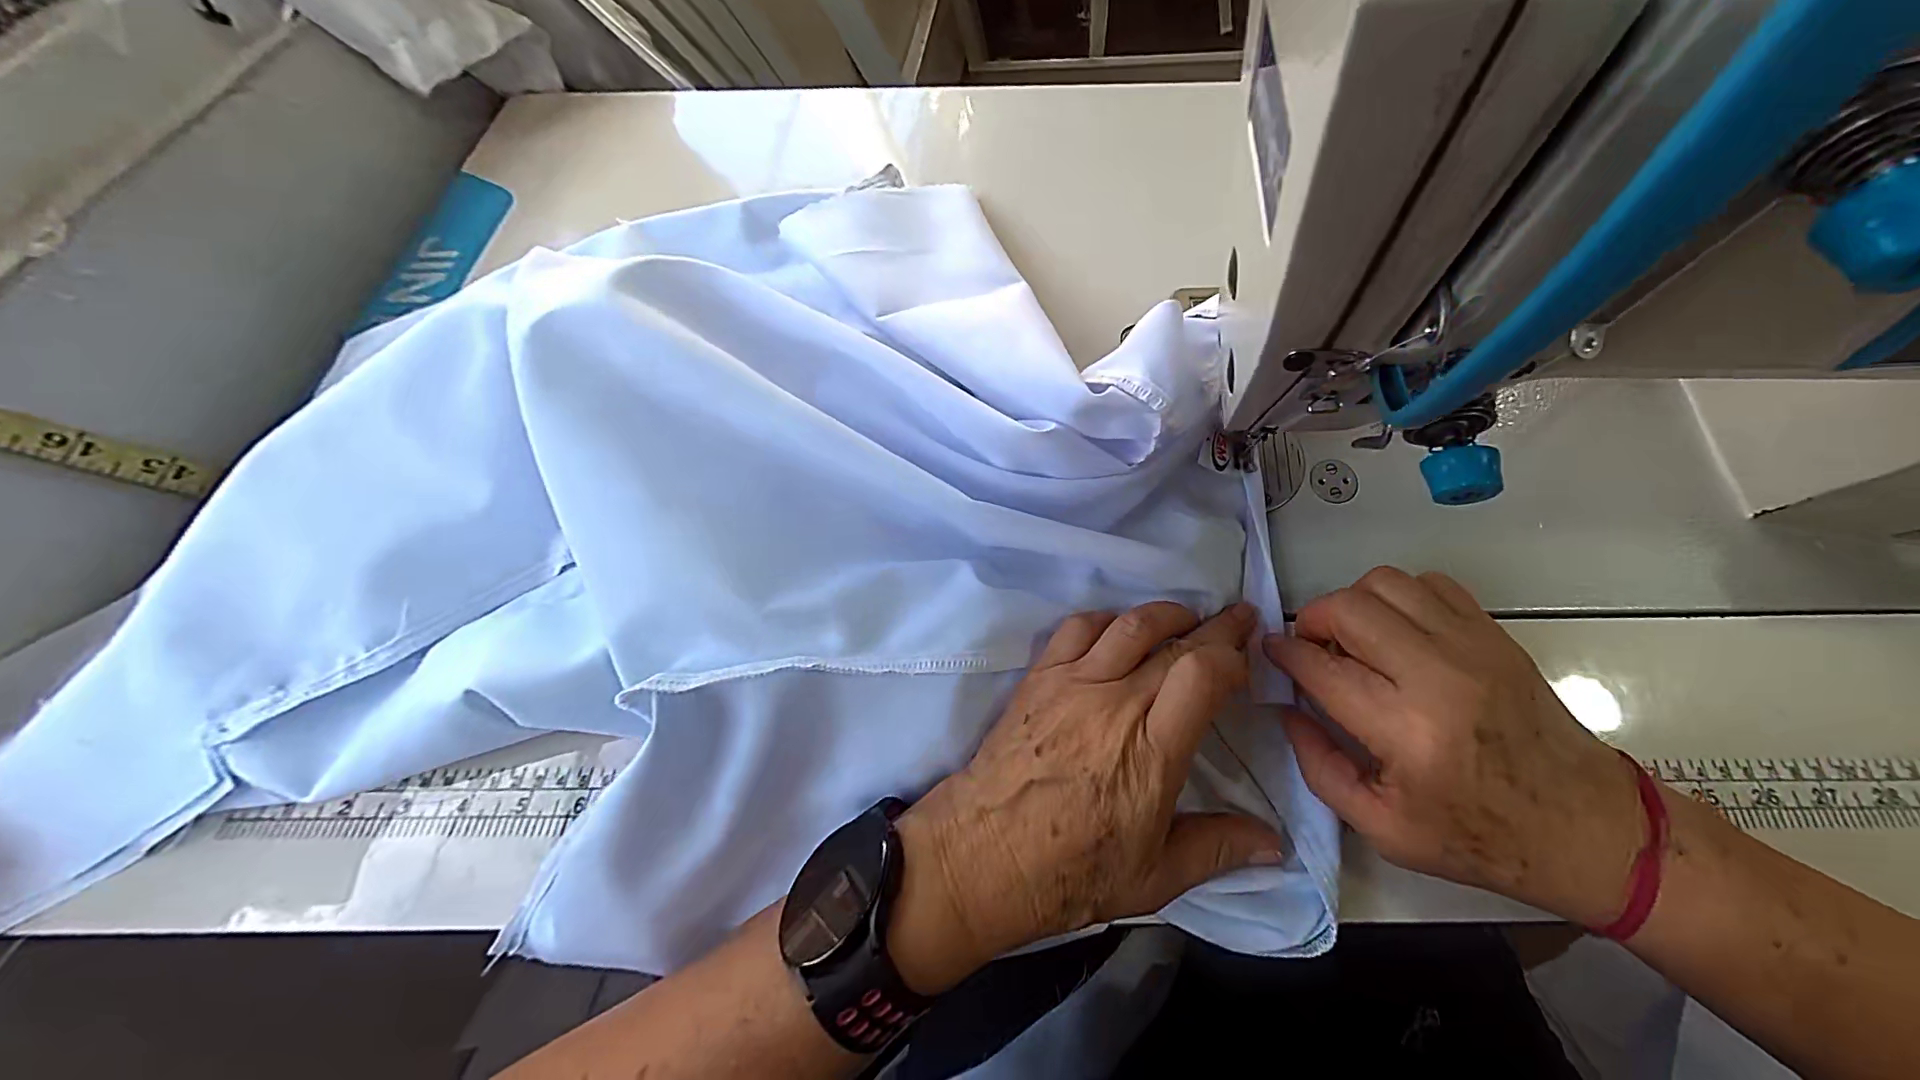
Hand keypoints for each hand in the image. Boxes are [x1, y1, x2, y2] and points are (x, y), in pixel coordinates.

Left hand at [887, 602, 1285, 993]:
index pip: (1202, 674)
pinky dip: (1106, 620)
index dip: (1232, 656)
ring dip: (1164, 614)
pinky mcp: (1038, 680)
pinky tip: (1118, 630)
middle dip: (1215, 627)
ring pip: (1127, 625)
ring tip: (1186, 618)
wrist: (983, 854)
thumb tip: (1275, 842)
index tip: (1246, 659)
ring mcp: (1071, 685)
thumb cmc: (1070, 871)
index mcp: (1150, 750)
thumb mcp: (1155, 876)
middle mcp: (1113, 703)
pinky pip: (1075, 629)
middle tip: (1238, 620)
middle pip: (1173, 642)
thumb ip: (1218, 849)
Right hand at [1263, 567, 1643, 926]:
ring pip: (1385, 582)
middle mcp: (1438, 677)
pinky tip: (1396, 632)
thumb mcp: (1382, 829)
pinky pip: (1429, 584)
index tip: (1269, 654)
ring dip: (1353, 603)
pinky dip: (1398, 597)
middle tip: (1310, 647)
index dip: (1282, 654)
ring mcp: (1473, 648)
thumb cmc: (1480, 838)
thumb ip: (1319, 766)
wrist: (1593, 829)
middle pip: (1347, 608)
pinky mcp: (1496, 636)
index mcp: (1406, 732)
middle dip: (1310, 620)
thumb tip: (1287, 709)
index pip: (1319, 666)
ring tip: (1352, 638)